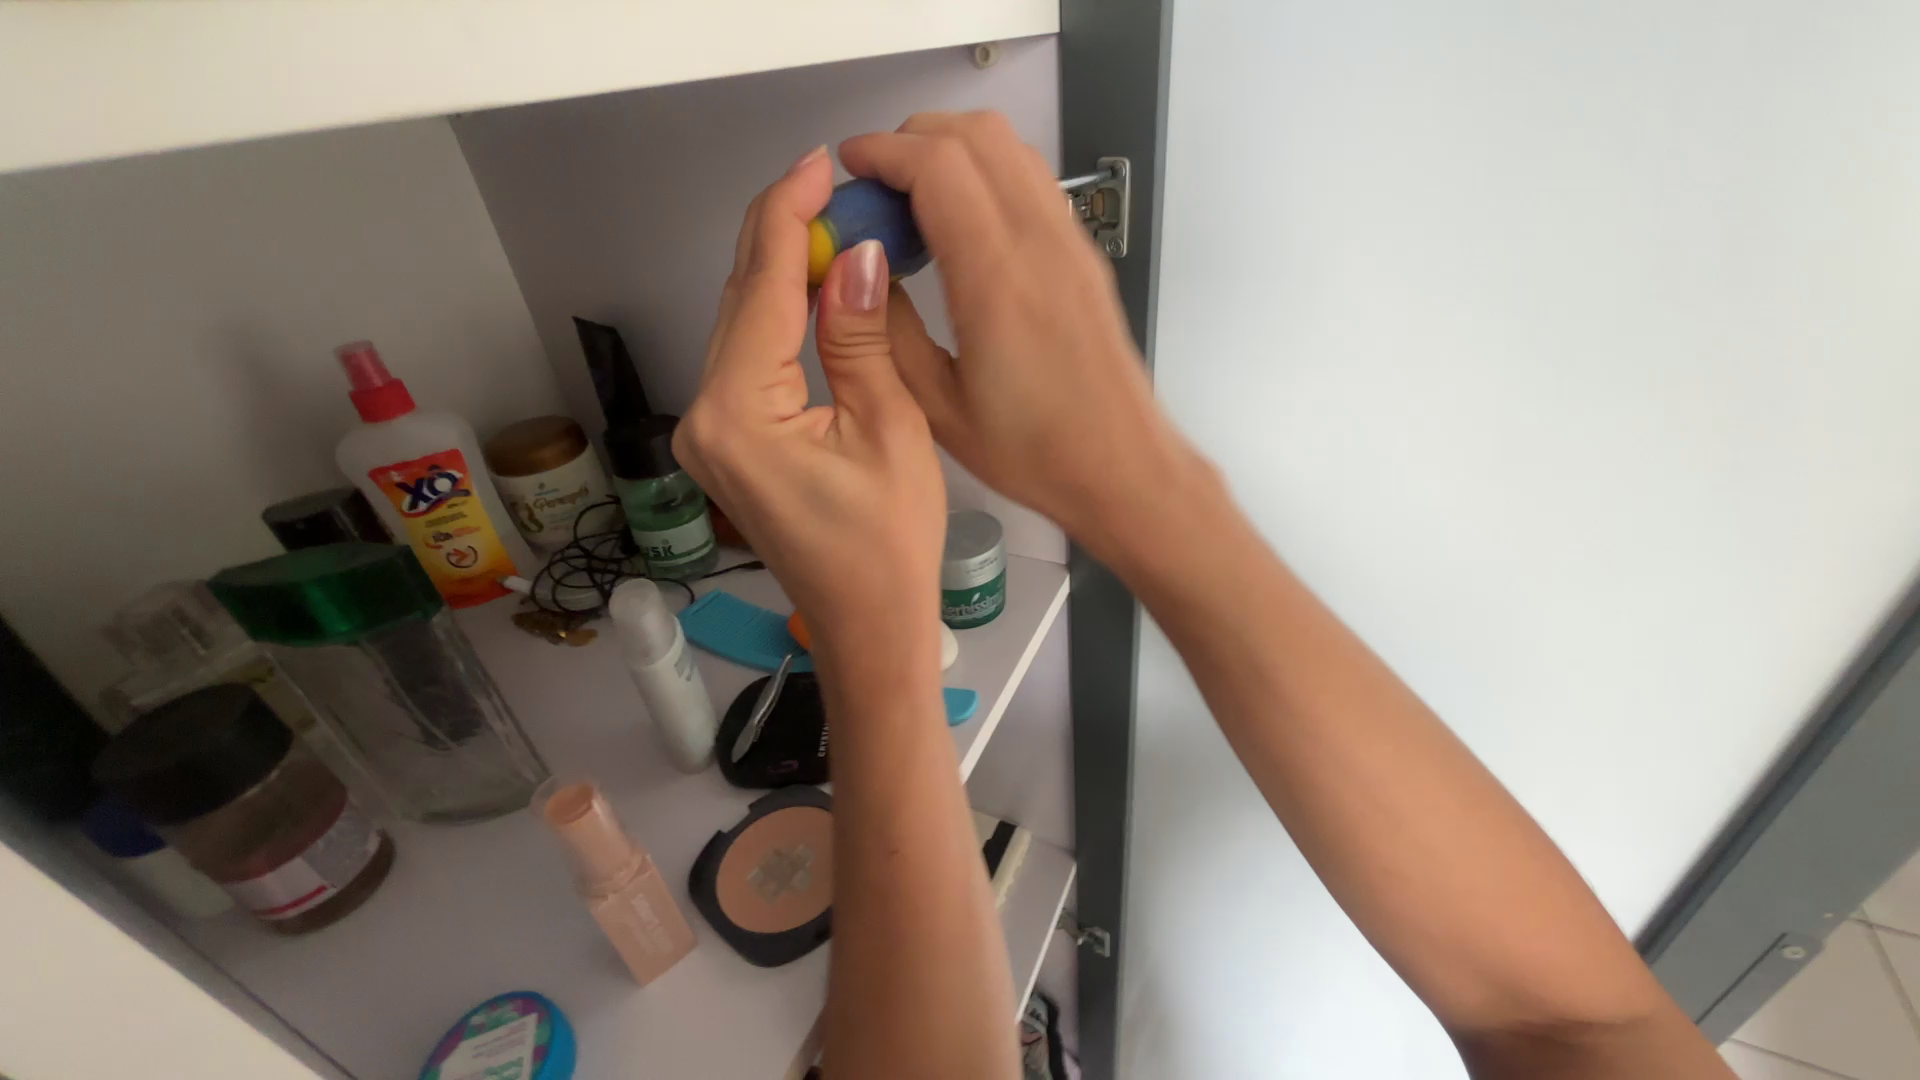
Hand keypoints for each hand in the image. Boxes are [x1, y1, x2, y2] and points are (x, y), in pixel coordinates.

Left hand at [674, 147, 945, 666]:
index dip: (789, 218)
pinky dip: (778, 321)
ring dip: (781, 276)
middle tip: (829, 188)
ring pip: (741, 327)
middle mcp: (705, 417)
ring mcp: (709, 434)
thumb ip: (861, 337)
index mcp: (739, 414)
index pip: (762, 288)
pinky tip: (813, 296)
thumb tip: (857, 258)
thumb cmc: (890, 547)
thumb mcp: (891, 430)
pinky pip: (747, 362)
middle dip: (781, 237)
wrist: (868, 624)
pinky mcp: (727, 445)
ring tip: (830, 232)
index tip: (816, 166)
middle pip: (740, 300)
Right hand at [838, 112, 1203, 542]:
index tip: (850, 169)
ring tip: (913, 205)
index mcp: (997, 279)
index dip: (883, 151)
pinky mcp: (1082, 257)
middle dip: (912, 141)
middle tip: (876, 189)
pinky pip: (1031, 182)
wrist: (1120, 466)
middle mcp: (1039, 244)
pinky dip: (986, 176)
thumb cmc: (1036, 451)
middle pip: (974, 134)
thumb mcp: (937, 406)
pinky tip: (960, 229)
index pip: (936, 164)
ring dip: (952, 153)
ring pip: (1009, 147)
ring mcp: (1069, 244)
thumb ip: (887, 330)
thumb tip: (855, 273)